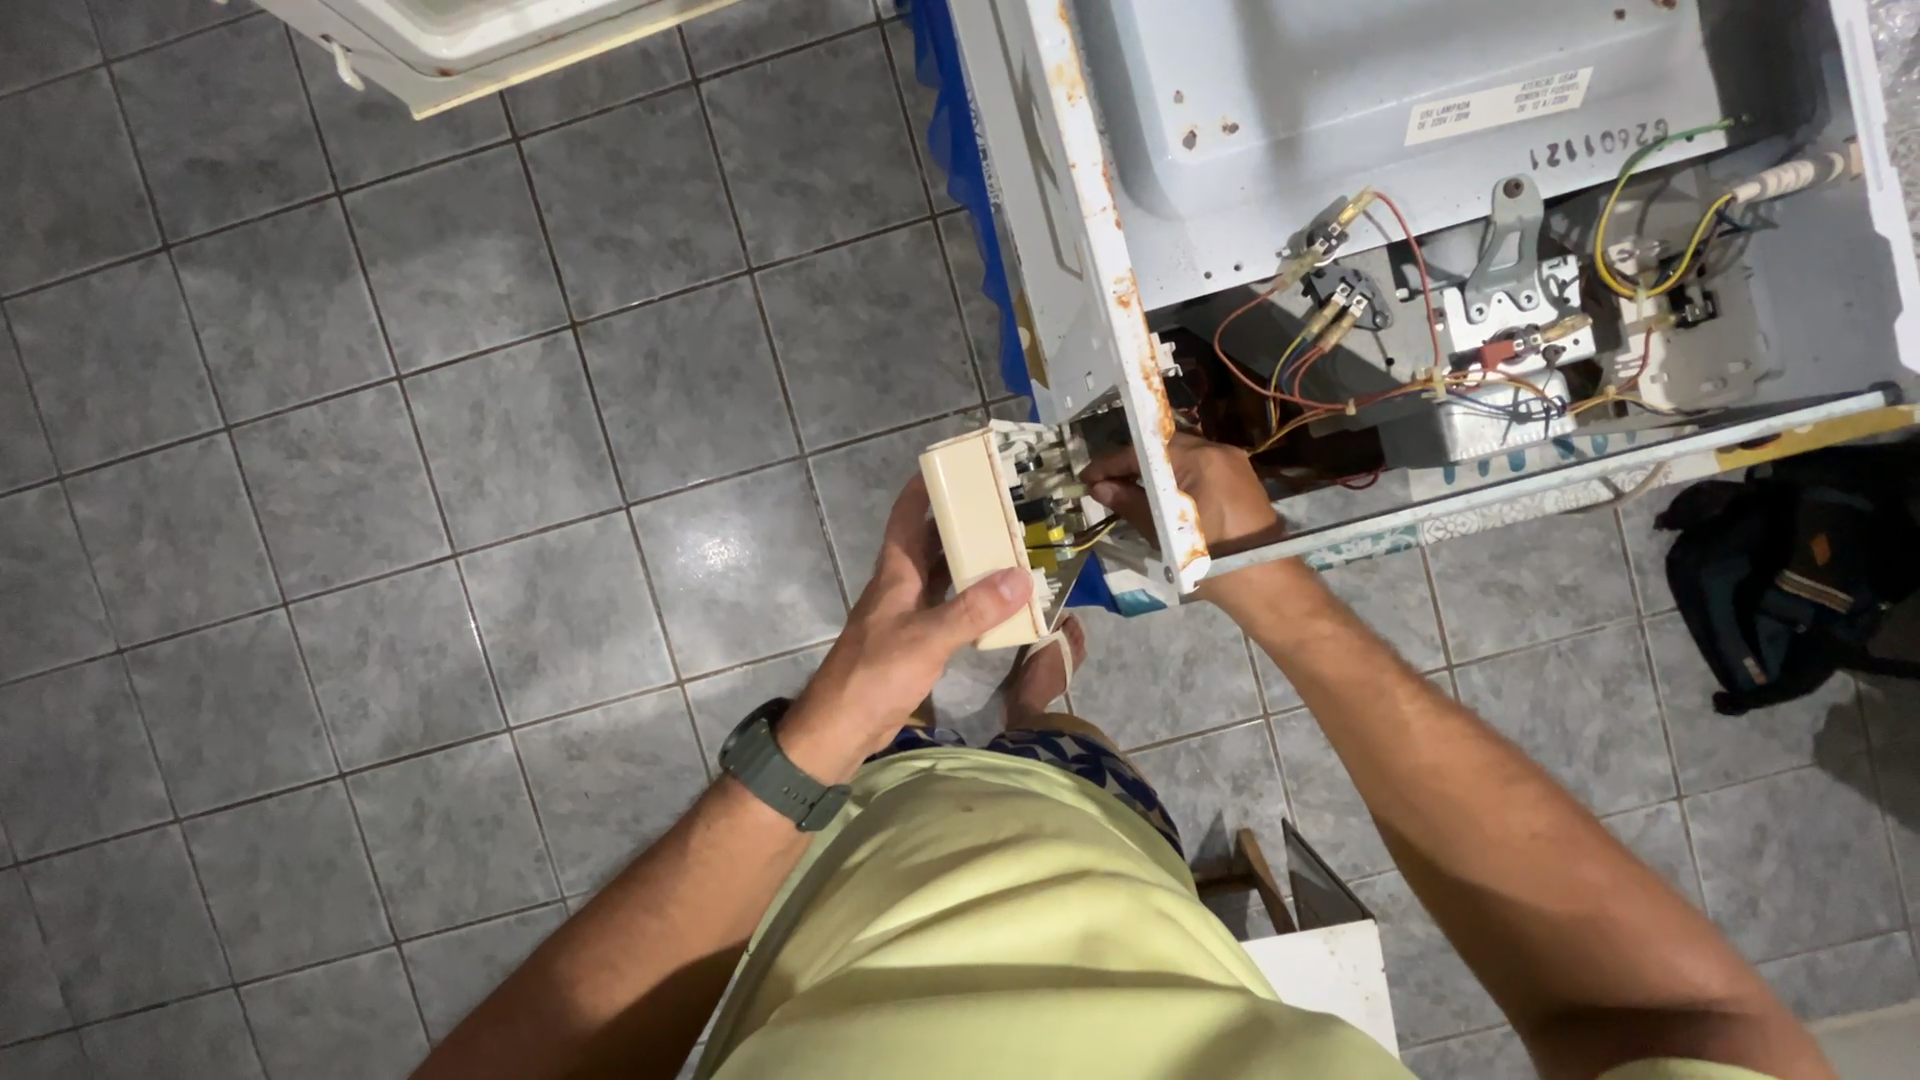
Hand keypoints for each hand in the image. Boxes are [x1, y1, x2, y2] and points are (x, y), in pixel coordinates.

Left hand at [780, 476, 1031, 781]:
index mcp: (896, 573)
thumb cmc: (876, 674)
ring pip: (943, 576)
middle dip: (962, 522)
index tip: (957, 466)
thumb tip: (1021, 576)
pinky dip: (973, 601)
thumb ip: (973, 609)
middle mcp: (901, 586)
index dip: (926, 487)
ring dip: (971, 562)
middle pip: (931, 542)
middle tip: (1004, 507)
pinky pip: (949, 608)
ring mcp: (908, 614)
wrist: (841, 728)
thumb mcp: (927, 638)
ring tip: (1012, 547)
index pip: (908, 516)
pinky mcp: (916, 642)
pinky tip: (1000, 602)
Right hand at [1082, 433, 1314, 612]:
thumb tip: (1100, 488)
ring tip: (1126, 488)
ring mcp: (1231, 460)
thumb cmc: (1212, 559)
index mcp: (1198, 460)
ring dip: (1151, 467)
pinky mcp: (1238, 474)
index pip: (1143, 450)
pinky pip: (1197, 464)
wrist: (1265, 580)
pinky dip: (1173, 473)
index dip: (1110, 463)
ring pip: (1179, 453)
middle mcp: (1216, 449)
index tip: (1087, 478)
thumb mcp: (1165, 533)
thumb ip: (1130, 504)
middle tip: (1104, 483)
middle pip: (1162, 445)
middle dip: (1129, 461)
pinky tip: (1158, 492)